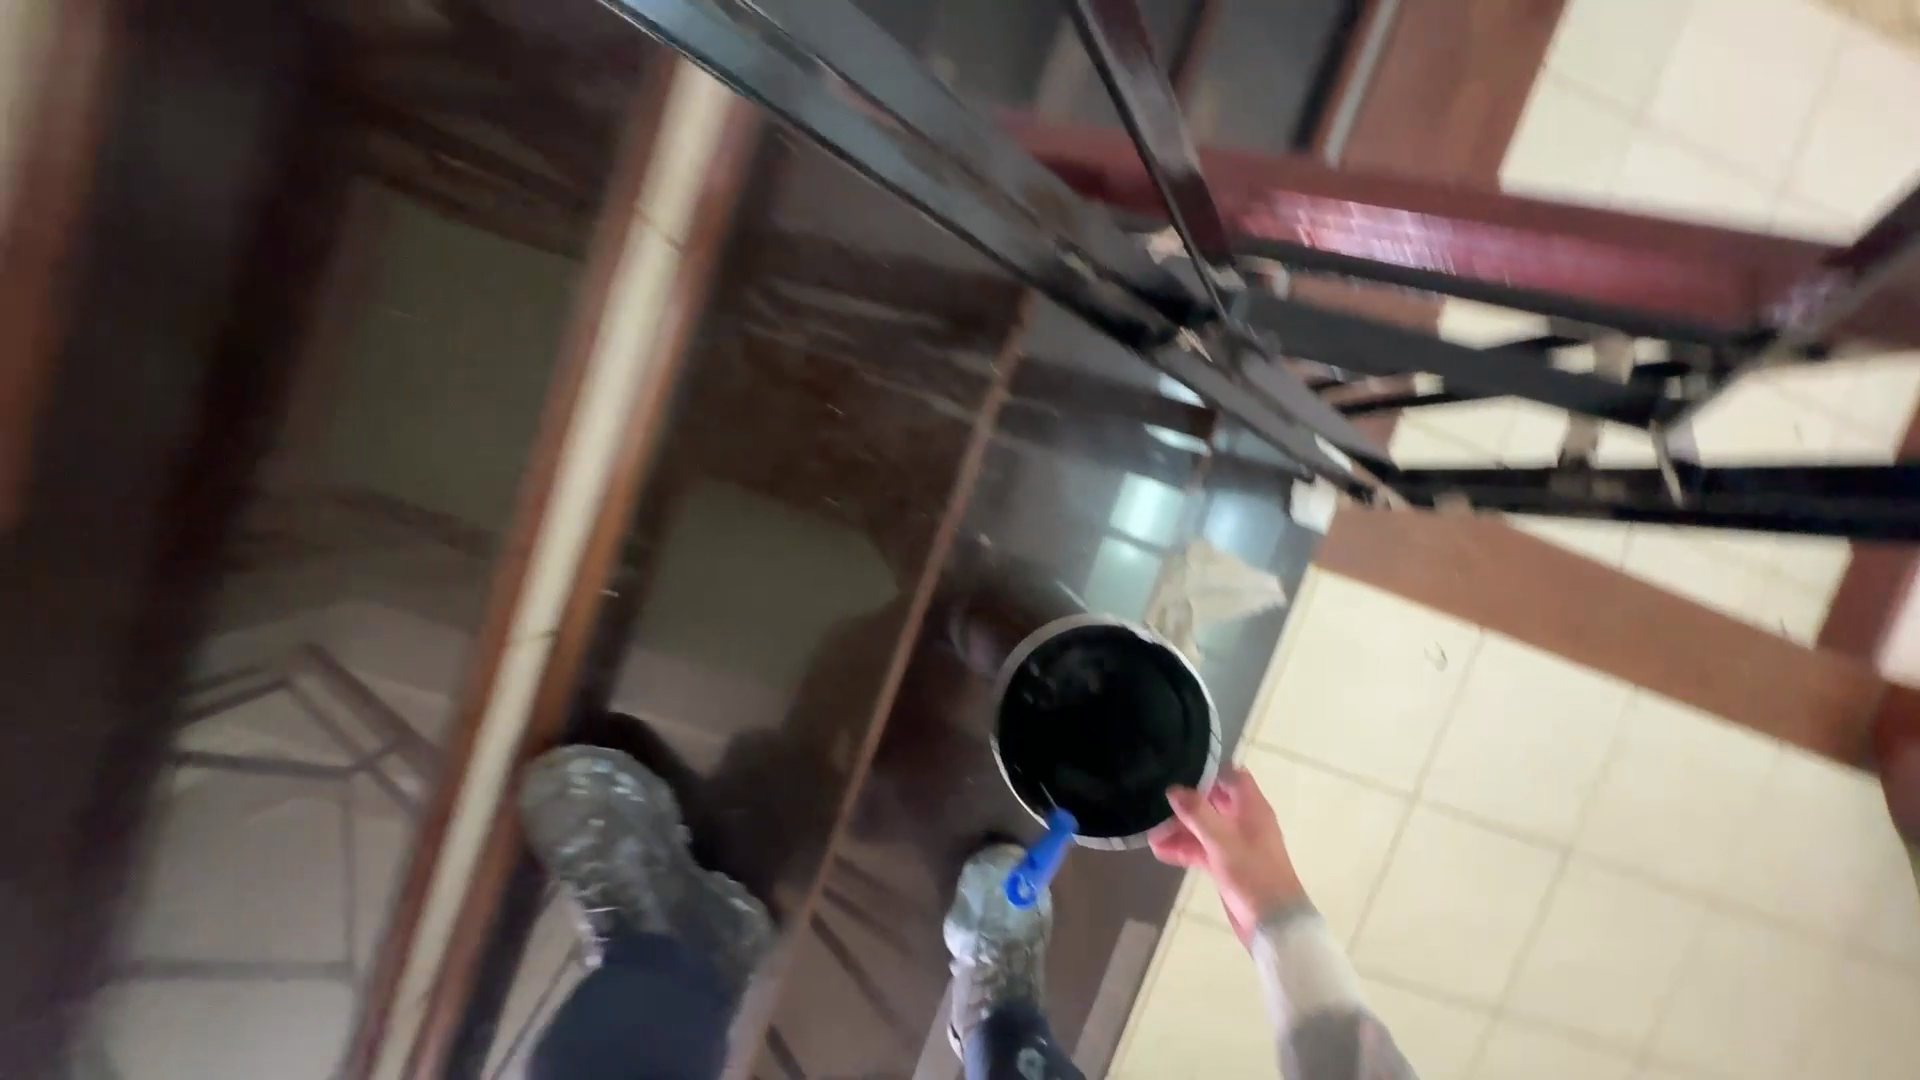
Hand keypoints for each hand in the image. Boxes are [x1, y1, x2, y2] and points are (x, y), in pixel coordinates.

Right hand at [1150, 765, 1306, 944]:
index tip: (1180, 774)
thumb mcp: (1221, 840)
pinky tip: (1159, 851)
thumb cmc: (1253, 874)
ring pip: (1203, 827)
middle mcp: (1244, 822)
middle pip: (1212, 802)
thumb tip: (1173, 789)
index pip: (1232, 777)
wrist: (1274, 925)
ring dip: (1179, 829)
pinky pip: (1201, 849)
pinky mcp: (1227, 866)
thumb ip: (1197, 812)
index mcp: (1252, 808)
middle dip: (1185, 804)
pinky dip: (1183, 849)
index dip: (1209, 773)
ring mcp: (1235, 845)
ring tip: (1151, 833)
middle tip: (1156, 806)